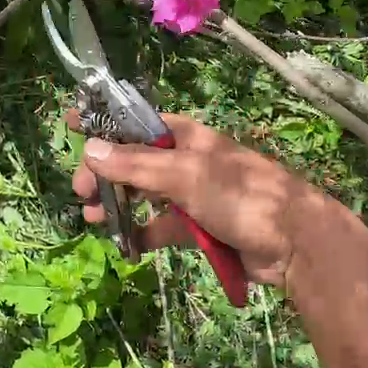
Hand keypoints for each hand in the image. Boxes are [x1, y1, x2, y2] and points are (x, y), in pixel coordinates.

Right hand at [67, 111, 308, 287]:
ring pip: (144, 195)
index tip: (71, 123)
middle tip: (81, 192)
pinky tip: (126, 244)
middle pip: (133, 162)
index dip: (103, 123)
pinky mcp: (200, 227)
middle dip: (105, 174)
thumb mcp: (183, 175)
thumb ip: (134, 165)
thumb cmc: (239, 194)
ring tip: (93, 218)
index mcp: (183, 136)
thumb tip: (89, 148)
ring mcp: (192, 194)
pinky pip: (163, 226)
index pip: (134, 123)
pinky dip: (144, 233)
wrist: (295, 244)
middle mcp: (185, 160)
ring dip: (119, 205)